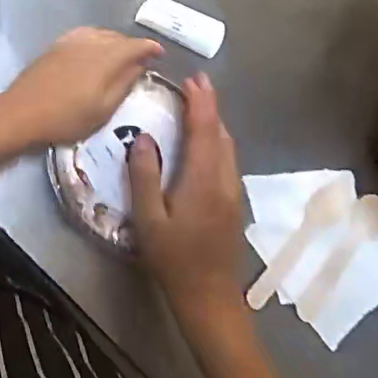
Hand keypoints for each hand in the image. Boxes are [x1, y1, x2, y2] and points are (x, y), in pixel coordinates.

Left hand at [0, 27, 163, 146]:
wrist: (22, 112)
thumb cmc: (67, 117)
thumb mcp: (104, 108)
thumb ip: (124, 83)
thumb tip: (140, 64)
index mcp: (106, 57)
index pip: (135, 45)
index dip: (150, 48)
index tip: (160, 54)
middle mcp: (89, 42)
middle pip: (118, 37)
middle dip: (132, 46)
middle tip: (141, 60)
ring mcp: (69, 42)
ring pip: (100, 34)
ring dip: (114, 42)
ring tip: (119, 56)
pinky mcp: (55, 46)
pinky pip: (83, 35)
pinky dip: (95, 39)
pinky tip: (93, 50)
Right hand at [129, 74, 248, 316]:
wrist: (210, 299)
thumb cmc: (173, 260)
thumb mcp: (149, 219)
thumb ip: (144, 177)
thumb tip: (144, 138)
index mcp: (202, 182)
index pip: (204, 131)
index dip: (200, 103)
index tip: (194, 78)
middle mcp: (224, 182)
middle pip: (221, 134)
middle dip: (210, 106)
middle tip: (195, 83)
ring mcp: (233, 194)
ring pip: (228, 147)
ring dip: (215, 122)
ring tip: (199, 104)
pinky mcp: (234, 204)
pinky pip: (227, 160)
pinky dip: (217, 140)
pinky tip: (206, 142)